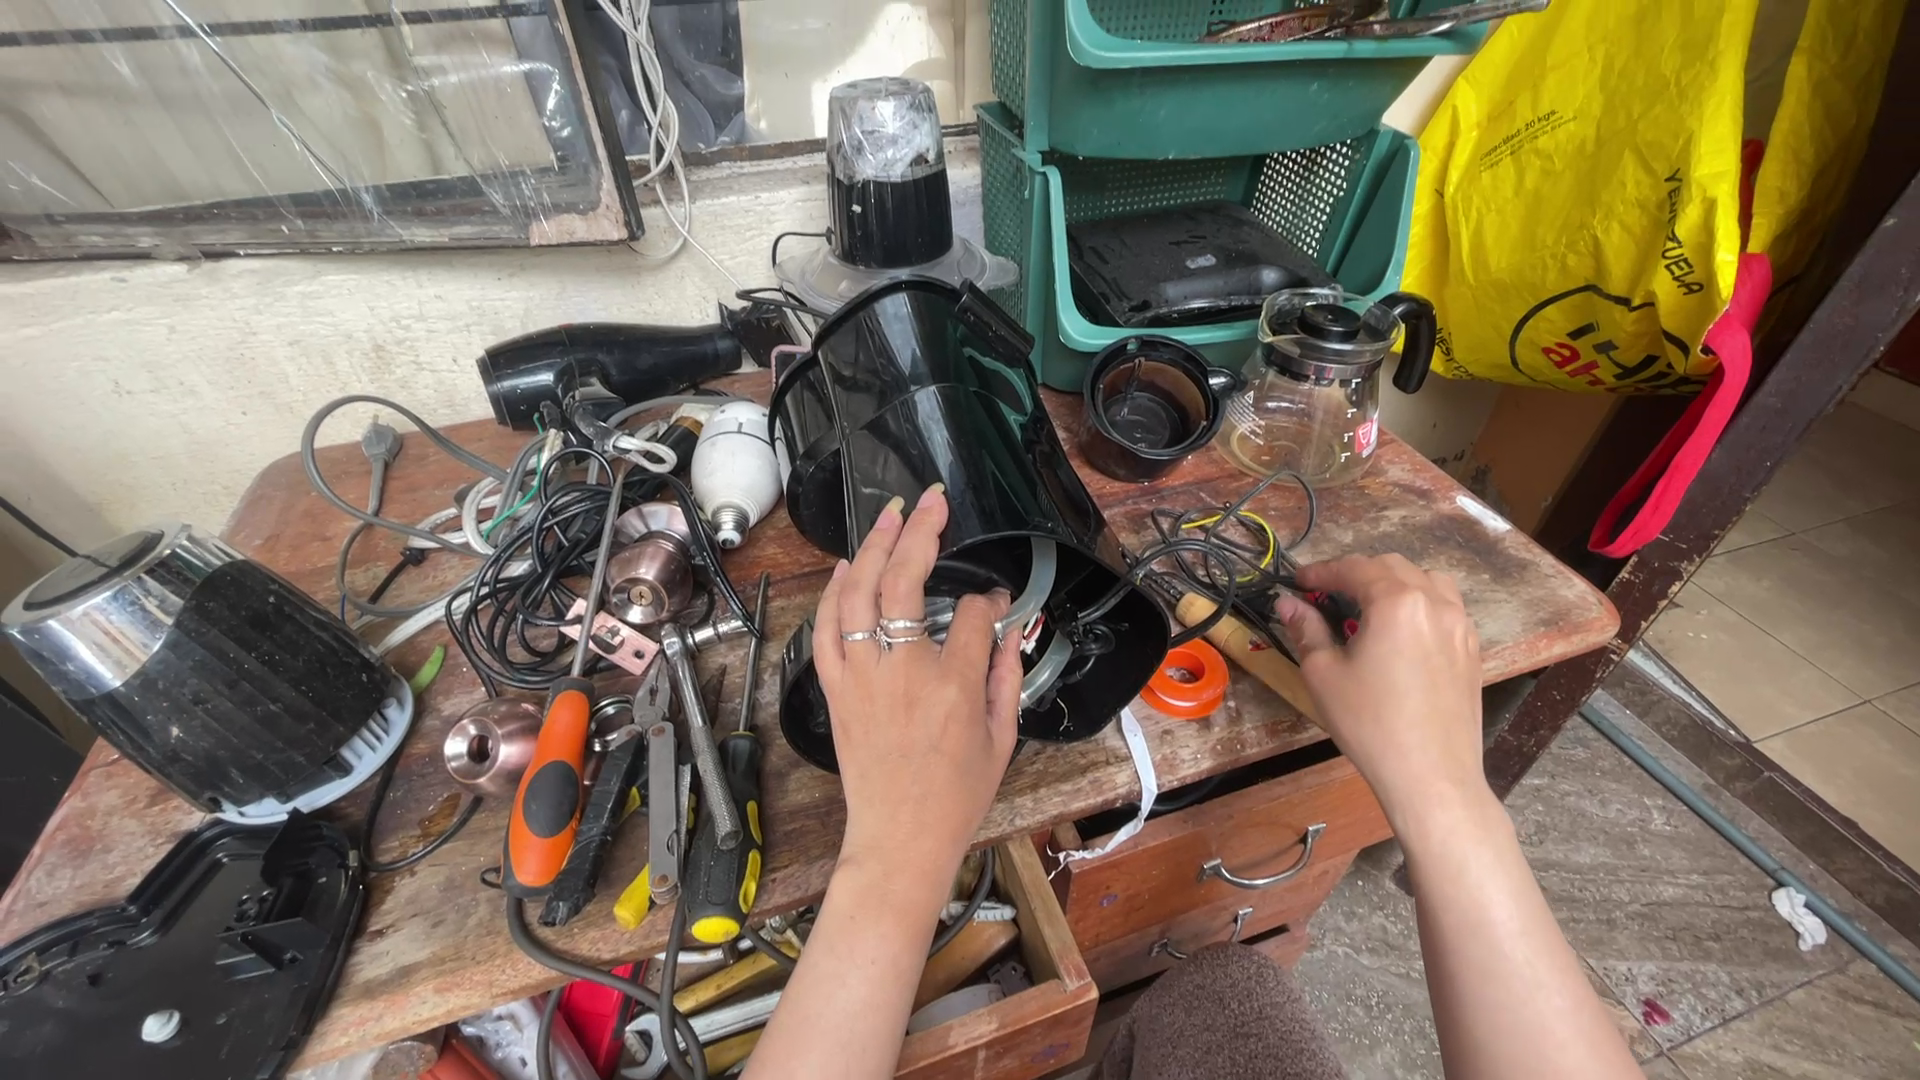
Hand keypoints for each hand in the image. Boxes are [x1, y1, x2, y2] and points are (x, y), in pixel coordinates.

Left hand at [812, 485, 1024, 874]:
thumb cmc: (956, 796)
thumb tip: (1010, 627)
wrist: (898, 839)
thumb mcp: (1002, 738)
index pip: (973, 613)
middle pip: (907, 580)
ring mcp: (863, 676)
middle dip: (921, 532)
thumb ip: (1008, 675)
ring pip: (860, 594)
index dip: (987, 599)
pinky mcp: (836, 689)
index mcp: (956, 684)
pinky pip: (827, 629)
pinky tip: (847, 565)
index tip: (992, 600)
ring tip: (888, 513)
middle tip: (931, 501)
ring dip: (874, 547)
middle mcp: (905, 670)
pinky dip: (835, 593)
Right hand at [1275, 554, 1486, 830]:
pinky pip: (1446, 607)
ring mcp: (1460, 625)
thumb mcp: (1323, 673)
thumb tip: (1287, 602)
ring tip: (1368, 604)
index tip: (1297, 582)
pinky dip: (1419, 603)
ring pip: (1427, 581)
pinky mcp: (1471, 649)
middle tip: (1325, 593)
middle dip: (1355, 573)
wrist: (1430, 774)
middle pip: (1391, 567)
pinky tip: (1400, 631)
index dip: (1321, 571)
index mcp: (1396, 602)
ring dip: (1393, 582)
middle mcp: (1434, 603)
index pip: (1354, 569)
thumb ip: (1306, 628)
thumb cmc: (1369, 722)